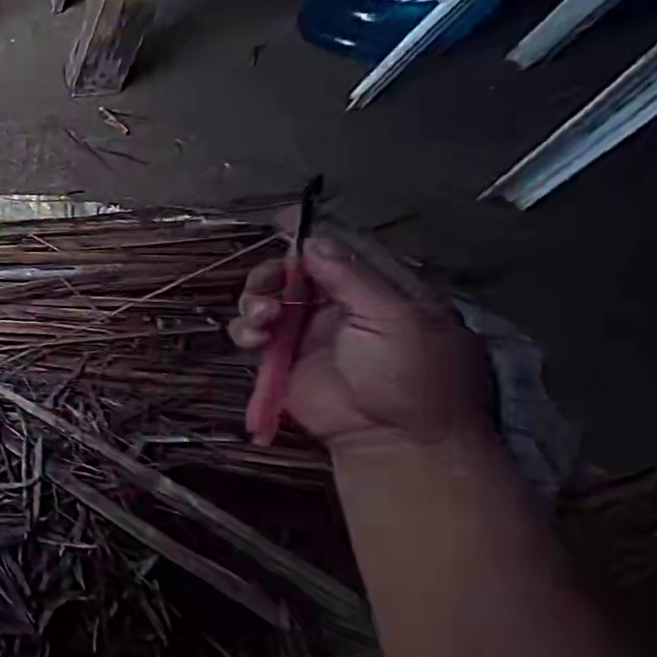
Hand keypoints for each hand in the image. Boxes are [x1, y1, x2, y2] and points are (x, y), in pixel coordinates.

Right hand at [228, 228, 492, 454]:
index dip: (312, 232)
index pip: (342, 249)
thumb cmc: (411, 376)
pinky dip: (245, 330)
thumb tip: (314, 242)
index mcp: (379, 290)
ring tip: (265, 321)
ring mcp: (308, 331)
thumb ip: (352, 277)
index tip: (281, 218)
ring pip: (265, 298)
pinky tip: (254, 340)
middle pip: (293, 272)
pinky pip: (250, 331)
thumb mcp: (394, 318)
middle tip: (272, 285)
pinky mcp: (280, 356)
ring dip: (256, 302)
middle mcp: (340, 306)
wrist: (393, 438)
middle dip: (274, 273)